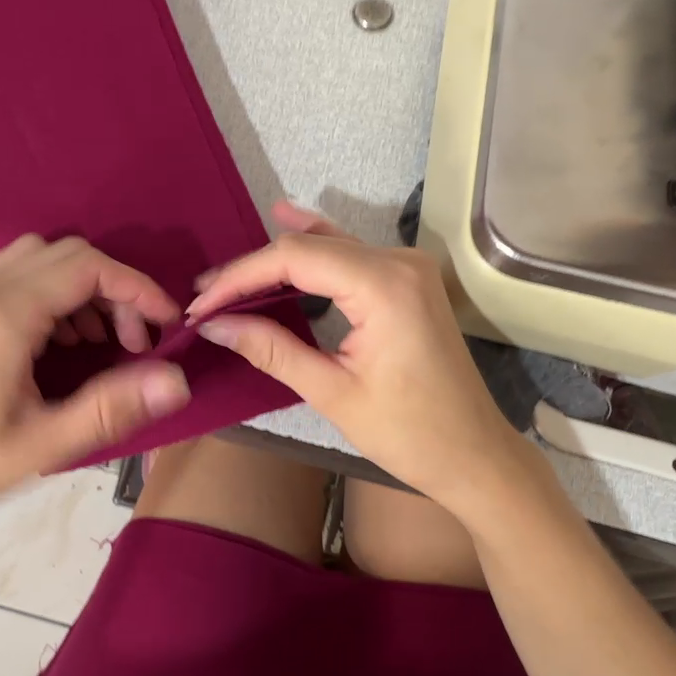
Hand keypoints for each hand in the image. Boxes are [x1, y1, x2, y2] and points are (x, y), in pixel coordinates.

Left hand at [0, 236, 190, 537]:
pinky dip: (54, 297)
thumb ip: (110, 408)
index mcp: (2, 315)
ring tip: (104, 345)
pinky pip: (17, 279)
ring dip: (83, 291)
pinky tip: (63, 347)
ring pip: (40, 261)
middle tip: (135, 343)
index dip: (138, 289)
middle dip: (114, 289)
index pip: (87, 267)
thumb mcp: (40, 445)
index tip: (169, 325)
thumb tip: (177, 382)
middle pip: (67, 254)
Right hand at [186, 202, 522, 504]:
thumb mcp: (332, 393)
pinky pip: (351, 256)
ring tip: (228, 277)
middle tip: (205, 297)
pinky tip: (287, 221)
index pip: (294, 258)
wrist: (474, 454)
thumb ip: (272, 350)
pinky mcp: (409, 281)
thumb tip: (214, 326)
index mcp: (384, 286)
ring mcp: (408, 268)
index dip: (241, 277)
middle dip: (253, 270)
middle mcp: (400, 262)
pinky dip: (314, 252)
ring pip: (329, 246)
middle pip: (309, 246)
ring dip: (278, 261)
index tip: (201, 305)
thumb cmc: (409, 434)